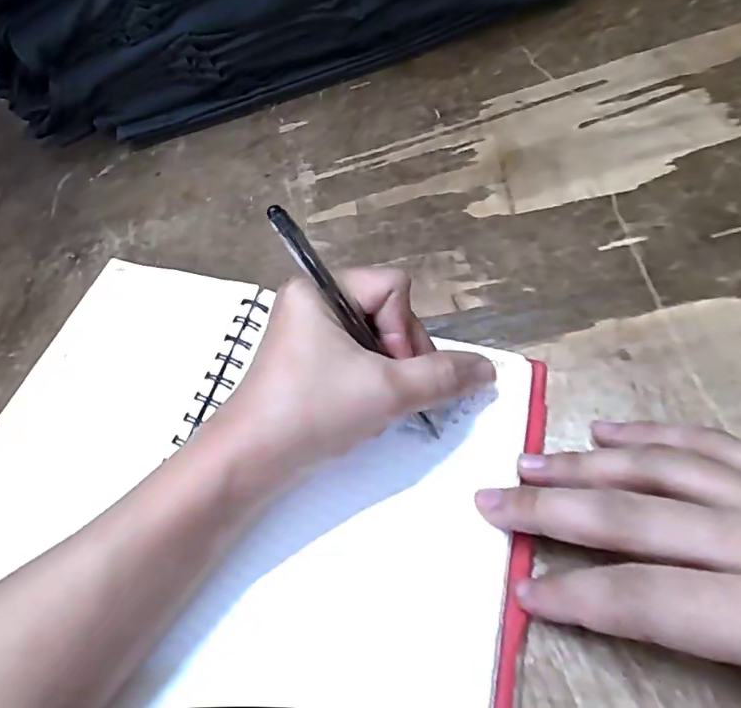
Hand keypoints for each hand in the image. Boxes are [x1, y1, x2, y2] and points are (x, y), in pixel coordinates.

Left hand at [200, 268, 494, 492]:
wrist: (255, 455)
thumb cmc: (314, 408)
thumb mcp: (388, 390)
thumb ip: (444, 375)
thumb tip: (486, 367)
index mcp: (318, 288)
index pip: (392, 286)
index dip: (404, 327)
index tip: (392, 367)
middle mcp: (310, 301)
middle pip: (386, 311)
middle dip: (399, 355)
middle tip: (389, 392)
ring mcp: (306, 330)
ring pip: (374, 340)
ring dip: (387, 375)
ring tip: (370, 405)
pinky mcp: (306, 359)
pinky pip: (355, 358)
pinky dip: (368, 383)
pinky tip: (357, 410)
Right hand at [477, 422, 740, 707]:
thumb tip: (684, 663)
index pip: (649, 601)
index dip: (576, 598)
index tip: (521, 595)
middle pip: (634, 515)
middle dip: (550, 512)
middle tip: (486, 504)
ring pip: (665, 469)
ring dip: (587, 464)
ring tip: (530, 462)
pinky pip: (724, 450)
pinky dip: (660, 437)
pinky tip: (618, 431)